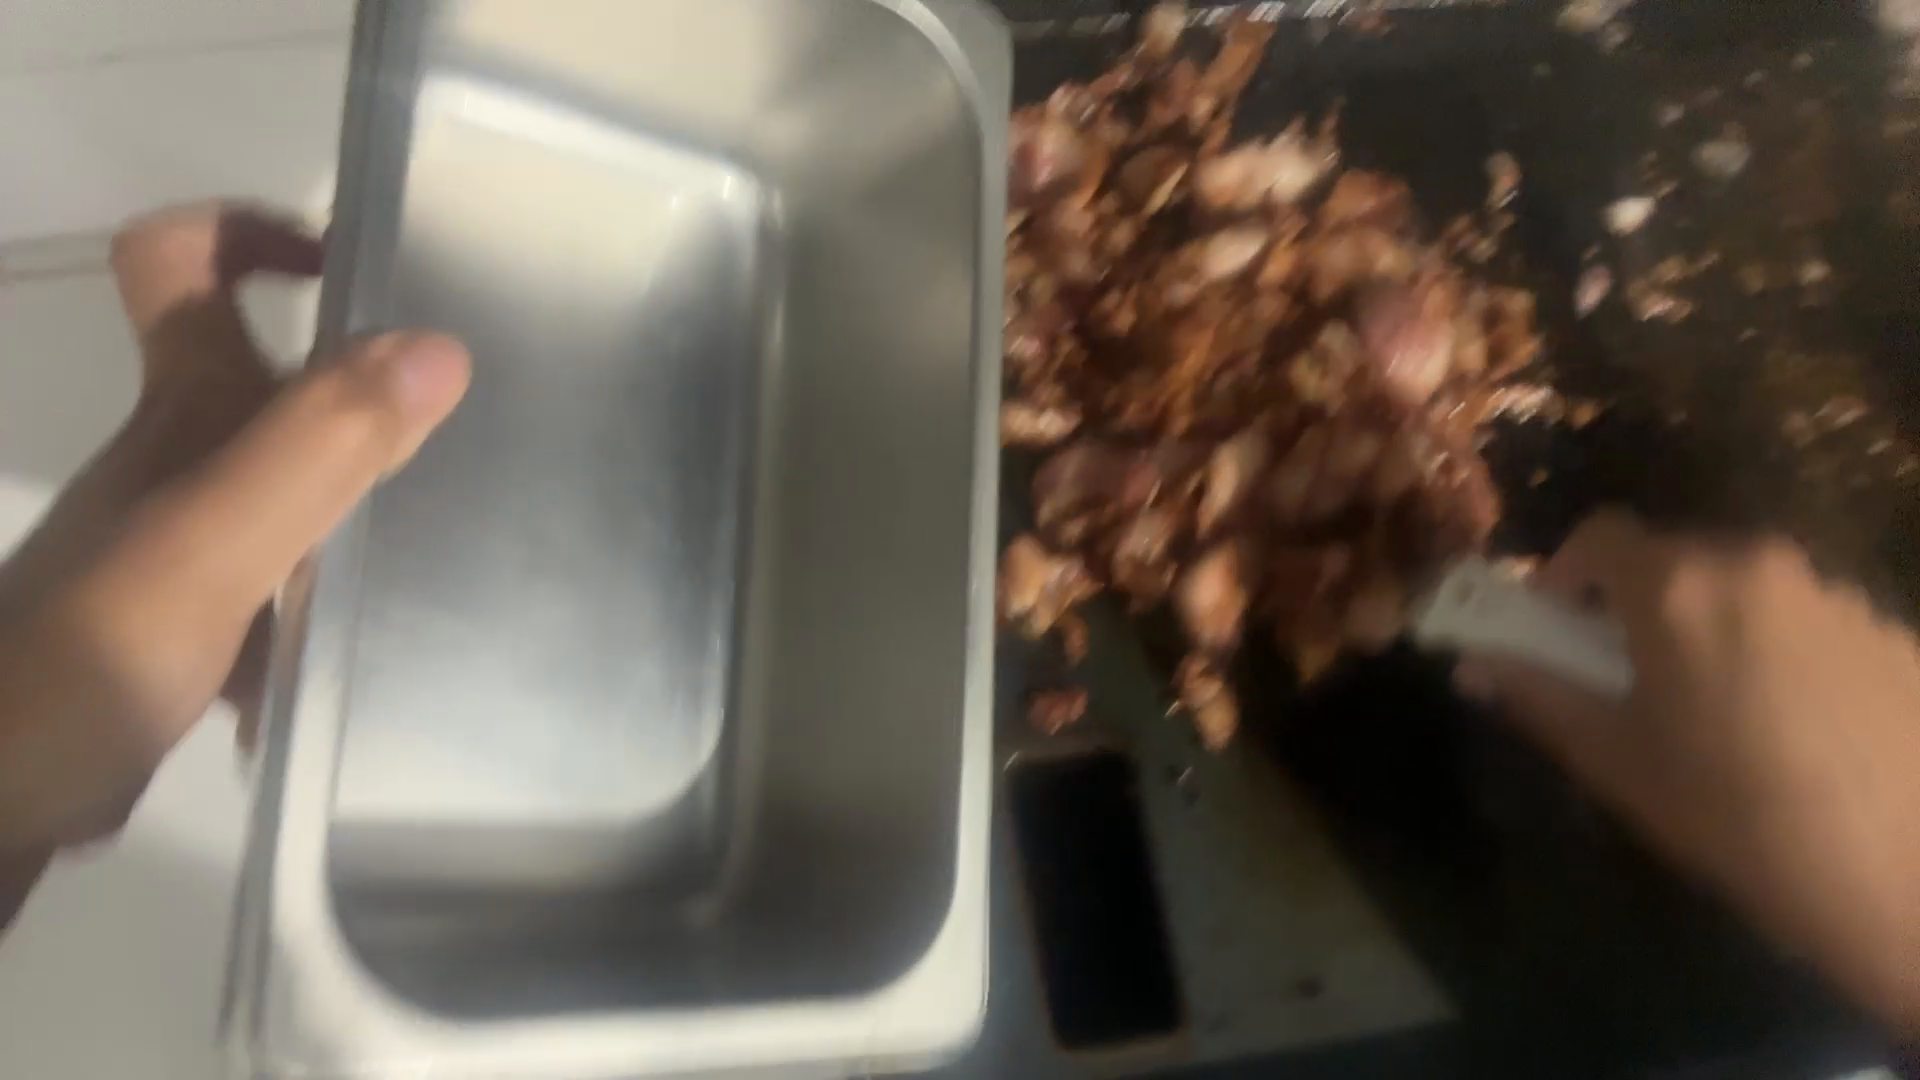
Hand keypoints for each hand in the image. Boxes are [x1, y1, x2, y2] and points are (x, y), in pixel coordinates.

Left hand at [0, 203, 469, 867]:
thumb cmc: (74, 673)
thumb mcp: (207, 549)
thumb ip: (318, 450)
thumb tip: (438, 351)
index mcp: (185, 422)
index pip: (183, 270)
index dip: (253, 235)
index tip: (358, 270)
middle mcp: (188, 461)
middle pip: (268, 368)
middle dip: (360, 363)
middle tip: (462, 397)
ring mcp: (199, 537)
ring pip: (298, 465)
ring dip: (373, 464)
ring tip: (469, 494)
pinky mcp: (213, 606)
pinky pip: (304, 553)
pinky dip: (353, 558)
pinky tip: (404, 601)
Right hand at [1458, 511, 1919, 1032]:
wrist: (1917, 885)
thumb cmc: (1728, 804)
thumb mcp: (1606, 751)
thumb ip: (1530, 693)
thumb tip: (1467, 665)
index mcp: (1677, 584)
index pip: (1599, 533)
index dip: (1564, 570)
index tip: (1556, 623)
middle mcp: (1759, 569)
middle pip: (1671, 554)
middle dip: (1631, 596)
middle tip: (1620, 662)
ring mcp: (1840, 600)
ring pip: (1740, 585)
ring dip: (1703, 618)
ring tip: (1706, 697)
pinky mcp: (1900, 639)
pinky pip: (1805, 618)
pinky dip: (1771, 644)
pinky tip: (1785, 720)